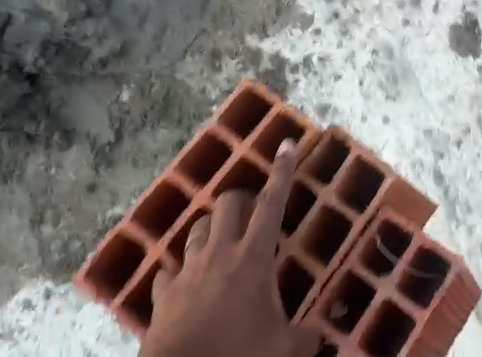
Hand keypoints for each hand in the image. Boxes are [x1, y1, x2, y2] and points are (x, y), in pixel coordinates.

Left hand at [141, 139, 322, 356]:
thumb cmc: (238, 354)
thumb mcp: (284, 349)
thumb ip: (305, 338)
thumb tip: (318, 340)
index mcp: (253, 257)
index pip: (272, 203)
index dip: (282, 172)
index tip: (287, 145)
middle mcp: (220, 253)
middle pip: (229, 204)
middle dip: (242, 200)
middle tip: (253, 215)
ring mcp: (187, 272)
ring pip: (198, 230)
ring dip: (212, 231)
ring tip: (221, 244)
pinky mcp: (162, 296)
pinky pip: (168, 272)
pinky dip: (179, 273)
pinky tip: (184, 284)